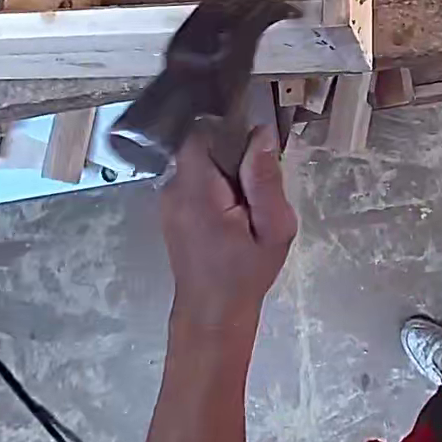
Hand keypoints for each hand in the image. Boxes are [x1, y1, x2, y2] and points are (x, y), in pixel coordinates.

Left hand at [159, 125, 297, 332]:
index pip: (202, 133)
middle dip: (233, 152)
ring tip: (248, 199)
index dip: (231, 129)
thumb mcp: (273, 228)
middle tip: (259, 180)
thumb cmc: (247, 272)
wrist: (213, 312)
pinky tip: (234, 208)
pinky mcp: (171, 207)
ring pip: (200, 161)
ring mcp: (168, 199)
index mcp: (197, 193)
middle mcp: (174, 189)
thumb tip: (262, 133)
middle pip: (201, 145)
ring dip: (225, 169)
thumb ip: (265, 180)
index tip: (257, 142)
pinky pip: (195, 178)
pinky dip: (216, 183)